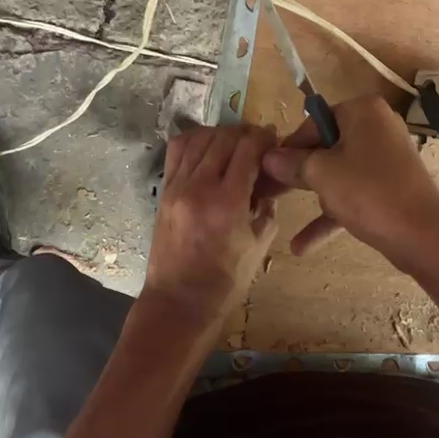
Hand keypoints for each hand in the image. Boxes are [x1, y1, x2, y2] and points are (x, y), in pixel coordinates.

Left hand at [142, 125, 279, 332]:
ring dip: (221, 134)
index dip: (264, 138)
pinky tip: (208, 147)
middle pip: (224, 138)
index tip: (273, 138)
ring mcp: (177, 186)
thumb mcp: (259, 246)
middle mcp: (200, 187)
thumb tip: (271, 181)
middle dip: (245, 134)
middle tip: (258, 142)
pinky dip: (195, 140)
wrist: (178, 303)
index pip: (247, 149)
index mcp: (228, 203)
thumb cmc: (225, 282)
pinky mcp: (164, 190)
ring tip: (234, 143)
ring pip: (200, 138)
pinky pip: (178, 149)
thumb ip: (268, 207)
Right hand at [259, 96, 438, 265]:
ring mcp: (386, 157)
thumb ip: (293, 163)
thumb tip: (268, 157)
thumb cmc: (369, 192)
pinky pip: (354, 192)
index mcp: (362, 110)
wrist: (423, 235)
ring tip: (281, 213)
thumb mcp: (322, 175)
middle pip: (327, 146)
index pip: (314, 122)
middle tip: (269, 191)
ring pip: (339, 171)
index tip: (268, 169)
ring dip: (313, 195)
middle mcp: (376, 126)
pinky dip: (332, 212)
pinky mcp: (391, 185)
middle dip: (298, 173)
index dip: (289, 147)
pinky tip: (302, 245)